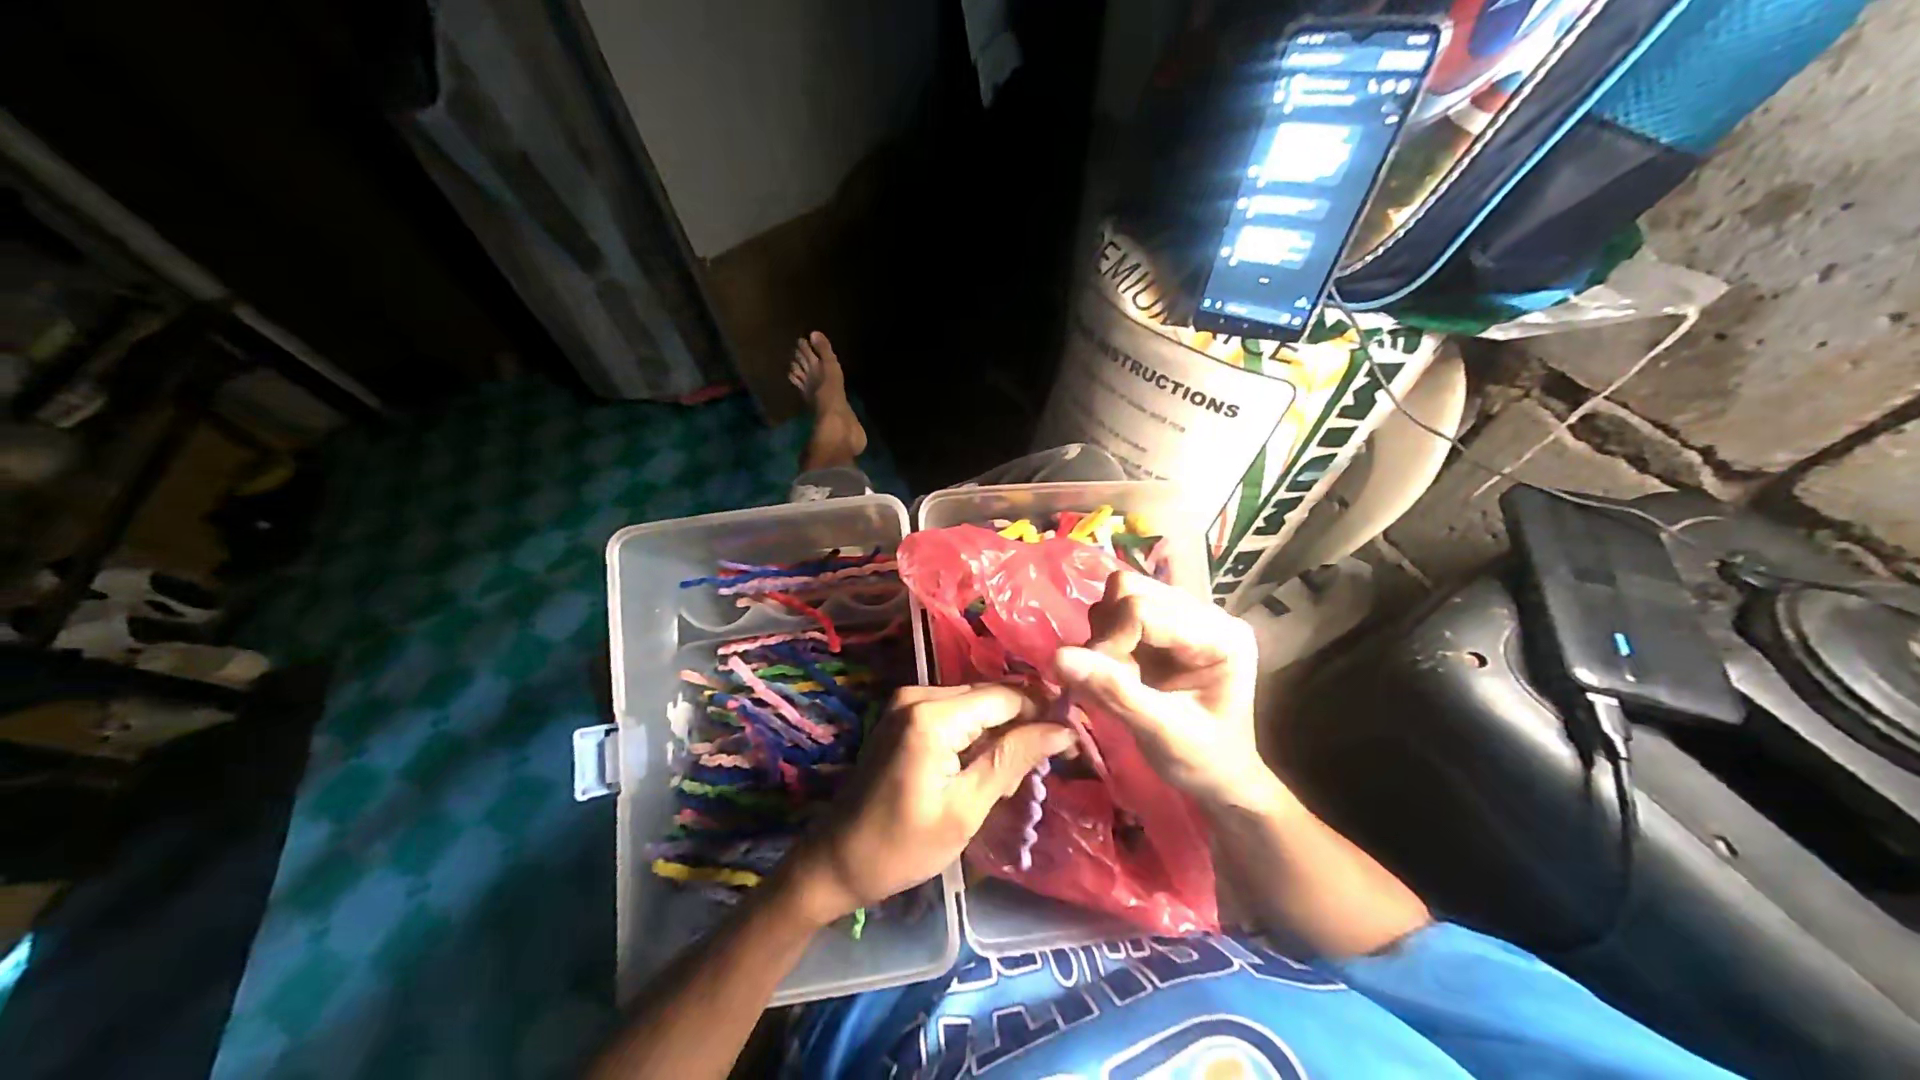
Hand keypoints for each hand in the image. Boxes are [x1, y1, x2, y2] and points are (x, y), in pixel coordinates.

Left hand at [783, 684, 1074, 924]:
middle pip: (991, 697)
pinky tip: (985, 768)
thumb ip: (1013, 760)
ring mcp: (907, 702)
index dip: (1044, 715)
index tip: (1073, 743)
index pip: (1007, 697)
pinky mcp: (903, 715)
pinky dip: (976, 736)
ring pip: (976, 705)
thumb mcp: (966, 808)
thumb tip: (1064, 729)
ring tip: (1017, 774)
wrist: (837, 860)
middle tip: (1045, 767)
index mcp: (933, 715)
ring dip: (1001, 733)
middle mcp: (918, 694)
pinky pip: (955, 714)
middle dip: (1023, 726)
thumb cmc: (902, 846)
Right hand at [1054, 571, 1271, 807]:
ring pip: (1117, 595)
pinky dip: (1105, 640)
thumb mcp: (1161, 733)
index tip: (1102, 684)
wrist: (1218, 776)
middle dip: (1107, 634)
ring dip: (1104, 636)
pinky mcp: (1159, 623)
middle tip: (1110, 679)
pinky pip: (1115, 611)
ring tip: (1121, 679)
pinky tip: (1121, 672)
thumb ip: (1113, 691)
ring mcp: (1180, 614)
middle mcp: (1203, 612)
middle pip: (1128, 589)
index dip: (1110, 642)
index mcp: (1220, 635)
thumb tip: (1057, 657)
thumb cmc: (1202, 760)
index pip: (1143, 610)